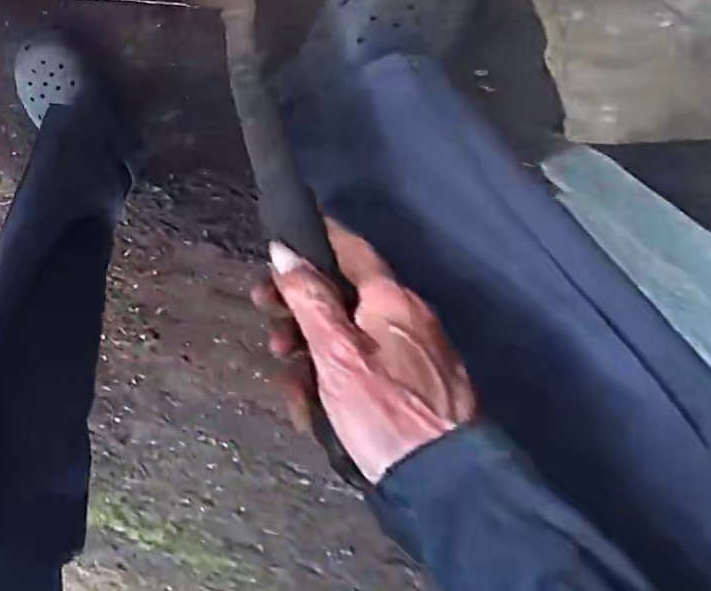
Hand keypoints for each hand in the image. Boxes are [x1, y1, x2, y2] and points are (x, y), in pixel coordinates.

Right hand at [253, 220, 477, 482]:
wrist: (447, 489)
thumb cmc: (387, 411)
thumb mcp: (334, 350)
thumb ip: (307, 296)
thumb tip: (283, 251)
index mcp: (393, 303)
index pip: (352, 248)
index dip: (319, 232)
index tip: (289, 220)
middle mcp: (406, 320)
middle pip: (339, 292)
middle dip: (295, 301)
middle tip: (263, 308)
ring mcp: (411, 355)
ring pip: (343, 330)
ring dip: (305, 342)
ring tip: (284, 367)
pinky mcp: (410, 386)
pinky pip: (359, 363)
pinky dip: (328, 372)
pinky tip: (308, 396)